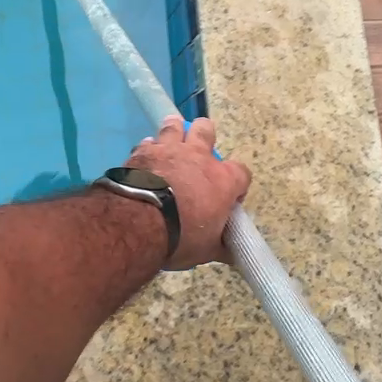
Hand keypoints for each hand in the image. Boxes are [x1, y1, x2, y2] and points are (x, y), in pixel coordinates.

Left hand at [126, 116, 250, 268]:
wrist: (139, 223)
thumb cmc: (182, 237)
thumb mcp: (207, 250)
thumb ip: (221, 246)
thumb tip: (234, 254)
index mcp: (222, 180)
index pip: (242, 173)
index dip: (237, 184)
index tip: (229, 198)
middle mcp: (199, 157)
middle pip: (206, 131)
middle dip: (204, 134)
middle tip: (198, 148)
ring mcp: (169, 150)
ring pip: (175, 126)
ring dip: (174, 130)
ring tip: (171, 135)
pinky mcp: (143, 151)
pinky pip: (148, 142)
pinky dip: (149, 148)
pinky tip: (145, 157)